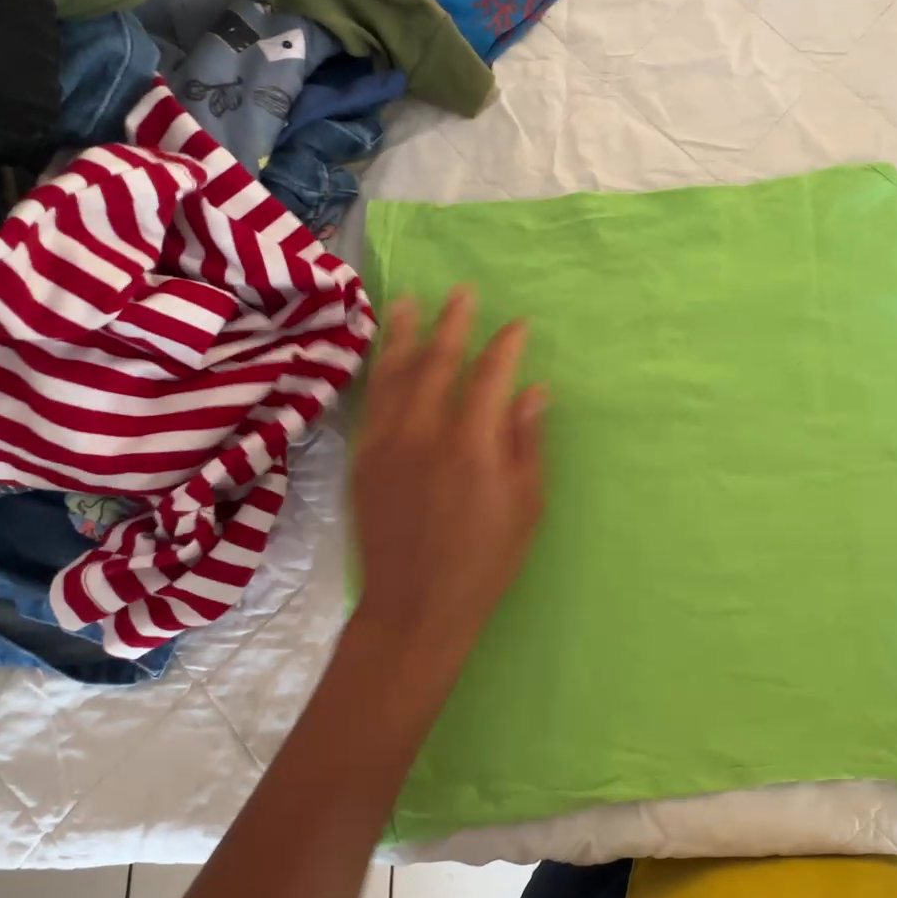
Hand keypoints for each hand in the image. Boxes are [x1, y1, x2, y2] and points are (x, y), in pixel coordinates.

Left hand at [352, 287, 546, 636]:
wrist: (416, 605)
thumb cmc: (484, 560)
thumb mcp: (525, 505)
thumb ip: (526, 442)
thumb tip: (533, 390)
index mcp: (471, 445)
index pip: (489, 376)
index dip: (505, 346)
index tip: (518, 324)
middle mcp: (423, 433)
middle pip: (436, 362)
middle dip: (453, 323)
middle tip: (461, 293)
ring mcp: (386, 443)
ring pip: (394, 375)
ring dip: (404, 334)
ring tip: (409, 302)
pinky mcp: (363, 459)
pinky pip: (371, 401)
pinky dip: (380, 371)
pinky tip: (385, 357)